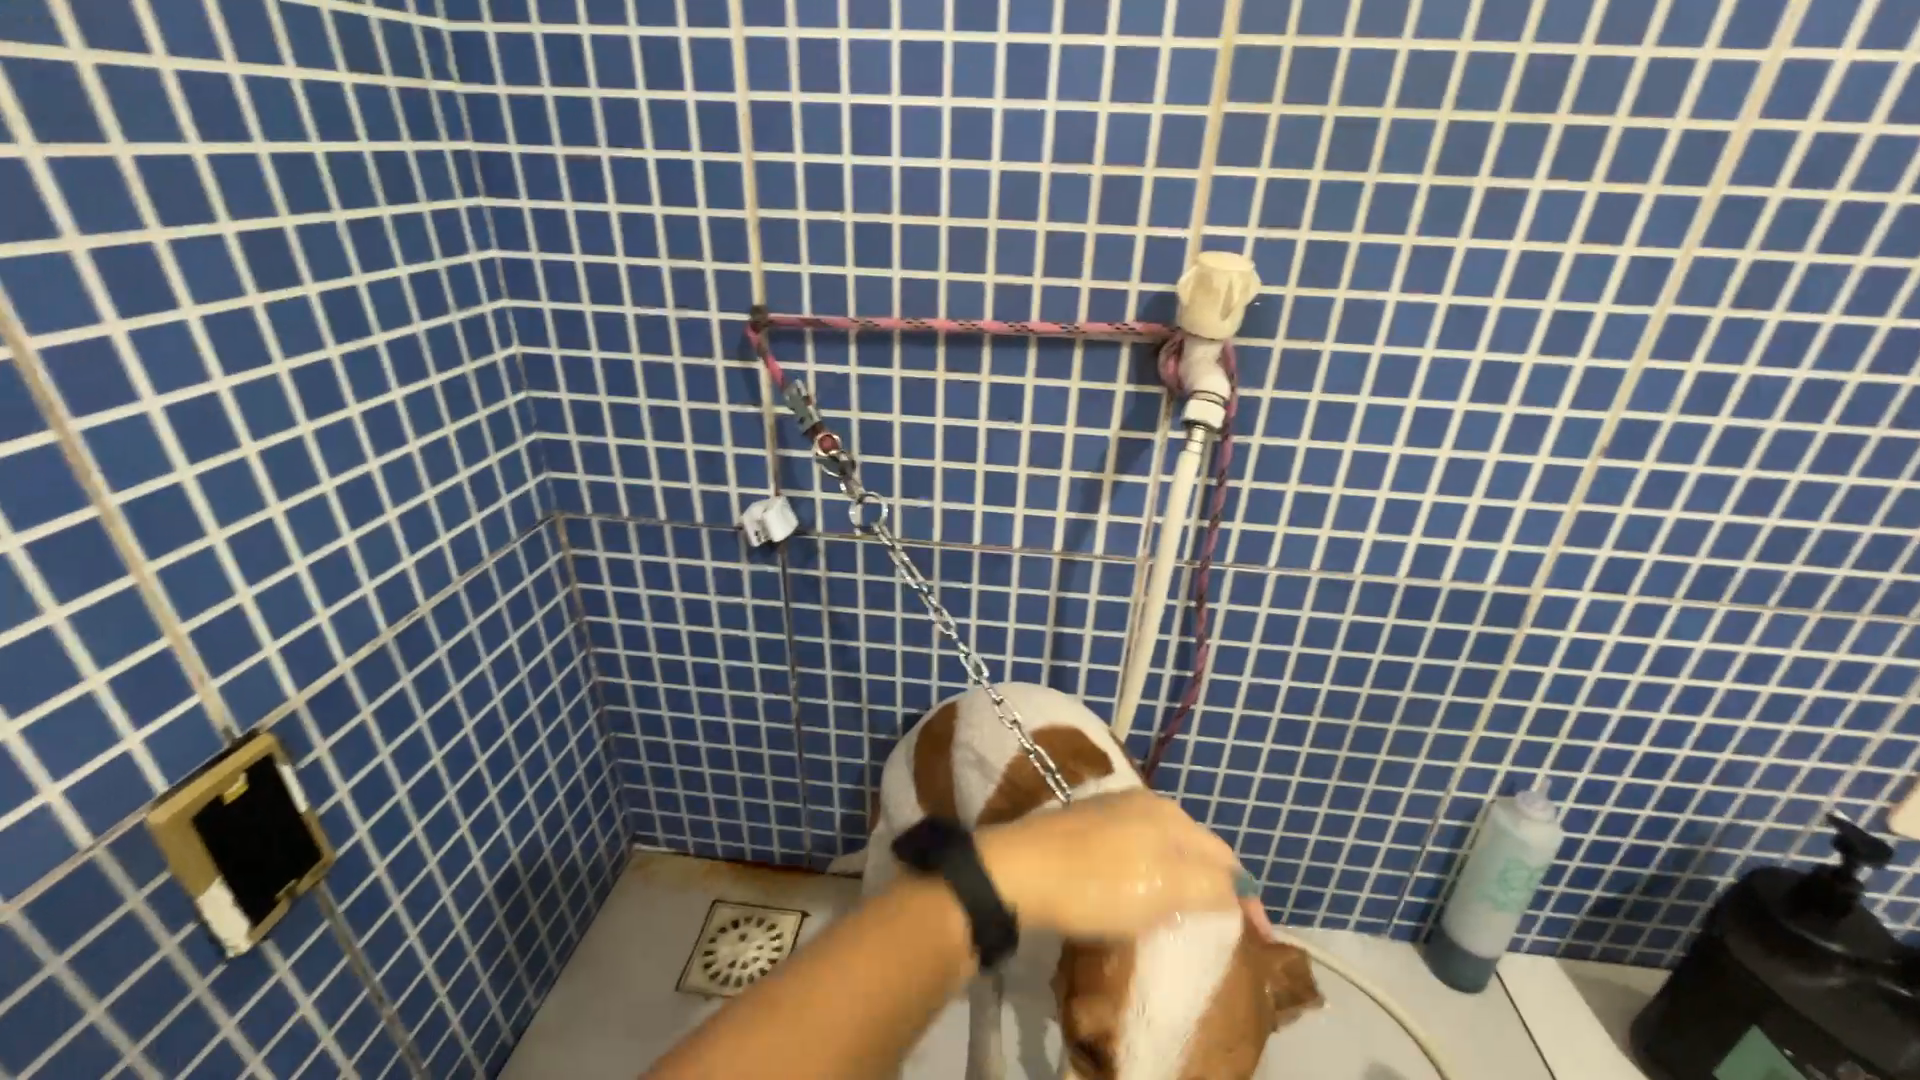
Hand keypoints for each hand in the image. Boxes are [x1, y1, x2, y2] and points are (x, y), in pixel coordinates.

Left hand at [974, 790, 1272, 939]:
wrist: (1016, 871)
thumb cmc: (1095, 885)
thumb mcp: (1162, 890)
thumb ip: (1209, 887)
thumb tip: (1237, 889)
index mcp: (1169, 816)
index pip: (1224, 856)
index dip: (1246, 895)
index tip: (1259, 935)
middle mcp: (1145, 803)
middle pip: (1196, 846)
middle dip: (1217, 882)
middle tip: (1227, 922)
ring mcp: (1112, 810)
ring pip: (1165, 846)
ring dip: (1184, 877)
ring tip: (1190, 911)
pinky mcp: (1085, 825)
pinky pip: (1136, 849)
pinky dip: (1153, 872)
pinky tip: (1144, 891)